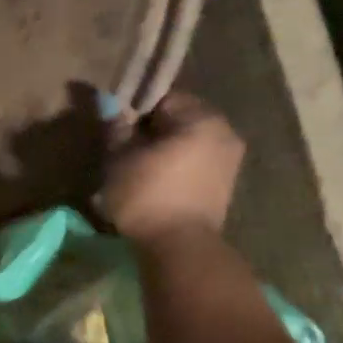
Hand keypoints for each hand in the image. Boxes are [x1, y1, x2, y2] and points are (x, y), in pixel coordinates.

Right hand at [100, 93, 244, 244]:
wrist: (178, 243)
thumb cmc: (145, 195)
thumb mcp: (119, 160)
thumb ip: (117, 130)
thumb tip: (112, 109)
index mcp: (200, 118)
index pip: (165, 98)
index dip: (138, 110)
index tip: (119, 130)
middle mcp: (224, 131)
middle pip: (182, 119)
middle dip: (155, 131)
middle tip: (127, 151)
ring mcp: (230, 158)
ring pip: (191, 142)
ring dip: (167, 150)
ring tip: (141, 170)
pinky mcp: (226, 182)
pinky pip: (198, 162)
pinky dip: (179, 166)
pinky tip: (159, 184)